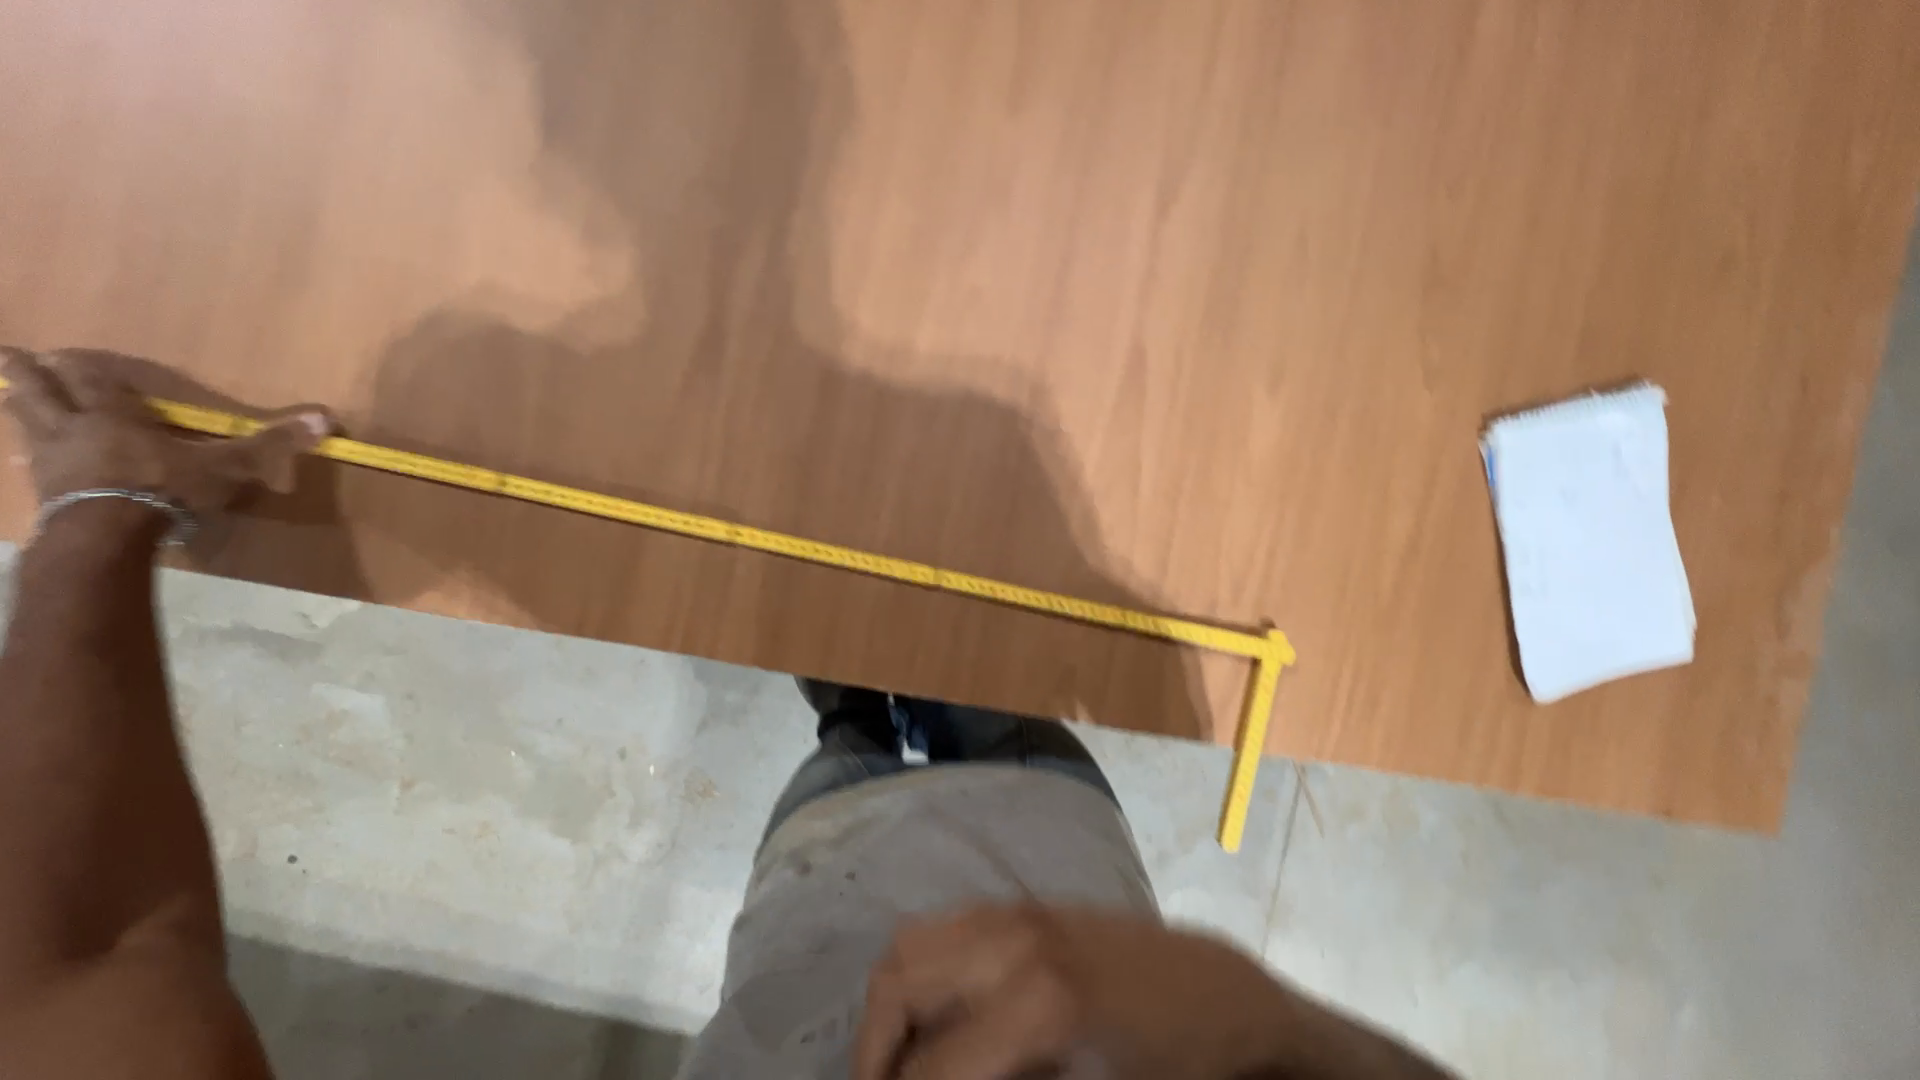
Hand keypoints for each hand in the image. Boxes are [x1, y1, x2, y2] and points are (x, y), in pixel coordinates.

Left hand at [1, 347, 329, 517]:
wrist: (109, 532)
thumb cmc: (167, 487)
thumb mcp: (229, 465)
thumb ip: (269, 444)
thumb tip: (324, 418)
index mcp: (114, 416)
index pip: (92, 381)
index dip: (80, 366)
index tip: (60, 351)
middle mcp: (74, 428)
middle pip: (39, 392)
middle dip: (26, 374)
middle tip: (10, 355)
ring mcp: (51, 460)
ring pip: (24, 423)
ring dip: (18, 408)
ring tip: (8, 398)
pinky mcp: (42, 490)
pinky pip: (28, 464)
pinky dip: (24, 457)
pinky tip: (24, 462)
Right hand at [854, 905, 1452, 1079]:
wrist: (1224, 997)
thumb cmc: (1171, 1066)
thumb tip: (930, 1078)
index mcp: (1039, 1007)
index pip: (929, 1067)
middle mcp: (1016, 945)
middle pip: (899, 982)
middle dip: (872, 1049)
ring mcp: (1019, 914)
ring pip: (911, 942)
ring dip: (890, 1001)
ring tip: (896, 1057)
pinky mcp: (1025, 905)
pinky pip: (945, 925)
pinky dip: (920, 967)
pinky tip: (935, 1012)